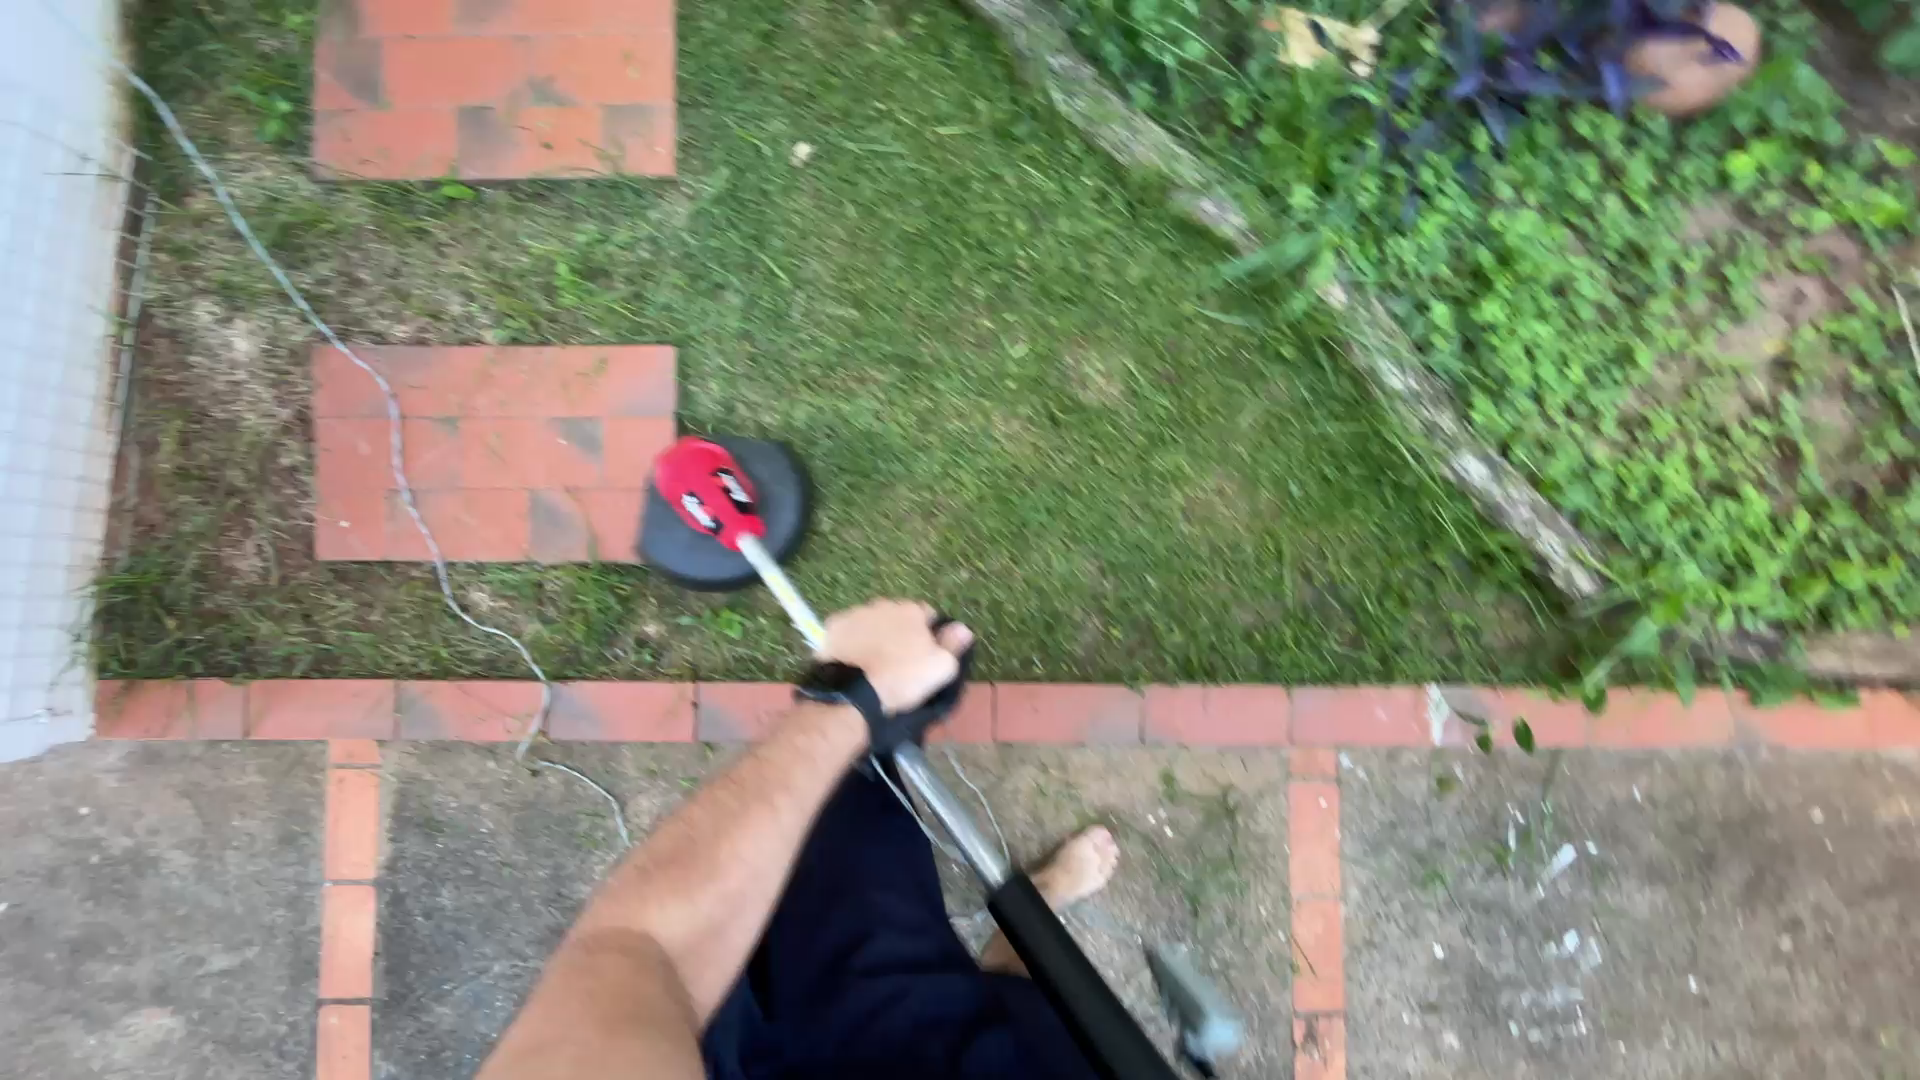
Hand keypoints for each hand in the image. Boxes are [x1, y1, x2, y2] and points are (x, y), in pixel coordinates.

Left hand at [818, 600, 973, 714]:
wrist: (854, 693)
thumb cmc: (903, 679)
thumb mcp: (941, 668)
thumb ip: (953, 645)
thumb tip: (963, 628)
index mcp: (912, 610)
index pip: (927, 615)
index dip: (929, 634)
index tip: (924, 654)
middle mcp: (883, 604)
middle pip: (897, 616)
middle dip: (899, 631)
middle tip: (898, 660)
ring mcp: (855, 613)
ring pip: (871, 621)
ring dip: (874, 634)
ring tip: (873, 662)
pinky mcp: (832, 627)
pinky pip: (847, 631)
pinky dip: (851, 641)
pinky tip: (852, 660)